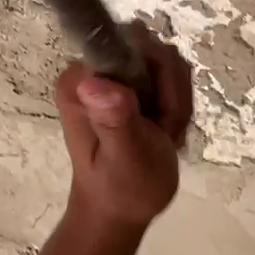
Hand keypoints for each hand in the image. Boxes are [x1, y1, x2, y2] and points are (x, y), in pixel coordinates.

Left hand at [53, 24, 194, 227]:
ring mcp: (111, 75)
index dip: (157, 77)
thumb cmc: (123, 189)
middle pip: (152, 50)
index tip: (158, 114)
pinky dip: (175, 104)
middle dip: (169, 91)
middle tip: (162, 130)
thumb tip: (94, 82)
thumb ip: (115, 119)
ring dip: (175, 100)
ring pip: (166, 63)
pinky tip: (164, 130)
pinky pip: (168, 75)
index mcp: (79, 82)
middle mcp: (91, 70)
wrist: (122, 210)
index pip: (132, 44)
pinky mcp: (127, 83)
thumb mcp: (124, 157)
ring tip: (163, 133)